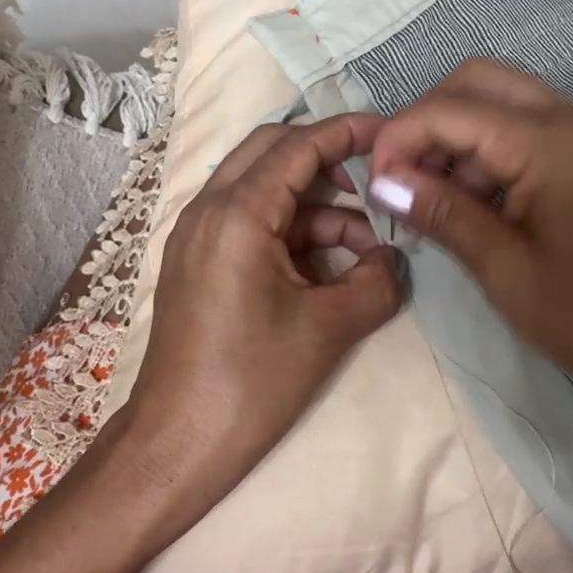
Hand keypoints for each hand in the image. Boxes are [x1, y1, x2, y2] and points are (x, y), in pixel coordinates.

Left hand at [125, 114, 404, 498]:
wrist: (176, 441)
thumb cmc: (249, 383)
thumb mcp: (326, 331)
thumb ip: (375, 283)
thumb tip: (396, 259)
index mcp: (236, 213)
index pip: (297, 146)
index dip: (347, 131)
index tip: (390, 132)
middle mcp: (207, 209)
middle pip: (271, 150)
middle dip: (326, 157)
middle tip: (373, 180)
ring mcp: (195, 233)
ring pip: (261, 187)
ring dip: (314, 205)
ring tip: (365, 249)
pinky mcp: (195, 259)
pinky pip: (247, 220)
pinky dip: (289, 229)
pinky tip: (326, 267)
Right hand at [366, 59, 572, 426]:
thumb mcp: (506, 272)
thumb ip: (442, 213)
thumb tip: (382, 180)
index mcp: (552, 142)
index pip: (450, 108)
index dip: (399, 137)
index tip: (375, 184)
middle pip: (479, 81)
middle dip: (429, 119)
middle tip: (405, 177)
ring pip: (507, 102)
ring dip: (461, 135)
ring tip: (438, 199)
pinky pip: (536, 129)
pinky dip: (495, 150)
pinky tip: (483, 203)